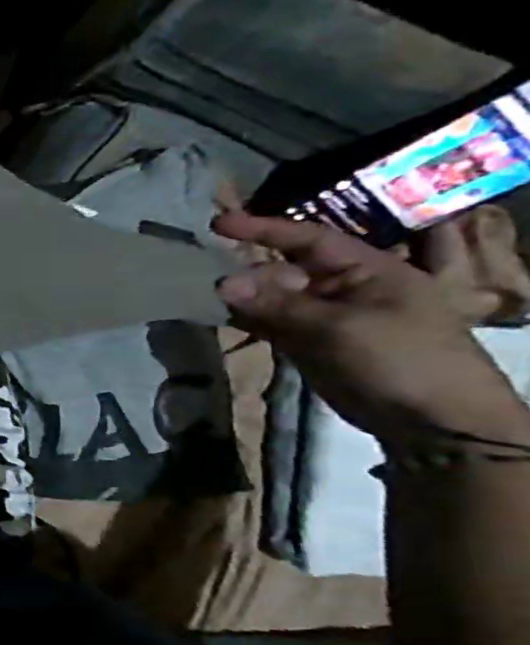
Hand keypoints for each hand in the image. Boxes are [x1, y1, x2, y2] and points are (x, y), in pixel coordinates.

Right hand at [212, 209, 526, 442]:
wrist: (434, 421)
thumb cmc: (403, 358)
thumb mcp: (339, 326)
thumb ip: (277, 304)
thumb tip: (221, 283)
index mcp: (370, 271)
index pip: (310, 239)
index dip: (265, 228)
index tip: (218, 223)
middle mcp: (345, 288)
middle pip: (284, 269)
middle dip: (250, 274)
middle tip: (220, 288)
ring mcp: (326, 316)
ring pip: (271, 296)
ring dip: (242, 296)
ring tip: (211, 300)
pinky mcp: (309, 341)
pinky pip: (268, 321)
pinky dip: (245, 318)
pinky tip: (220, 316)